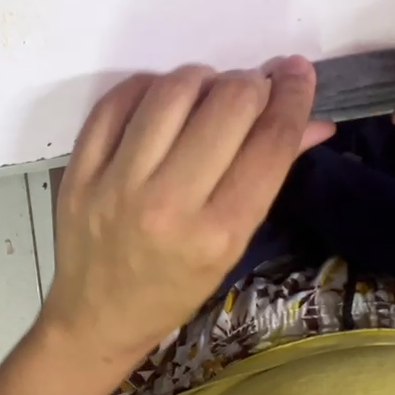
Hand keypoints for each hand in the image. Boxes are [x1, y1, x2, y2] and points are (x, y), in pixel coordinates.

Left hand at [42, 59, 333, 365]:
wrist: (98, 320)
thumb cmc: (172, 290)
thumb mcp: (229, 247)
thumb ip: (268, 178)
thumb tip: (315, 118)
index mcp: (216, 234)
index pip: (271, 140)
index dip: (294, 95)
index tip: (295, 75)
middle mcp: (167, 206)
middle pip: (229, 102)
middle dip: (250, 85)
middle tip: (248, 94)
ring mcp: (116, 187)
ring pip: (173, 90)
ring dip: (200, 80)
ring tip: (203, 97)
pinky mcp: (79, 175)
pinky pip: (117, 101)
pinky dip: (146, 88)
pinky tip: (158, 103)